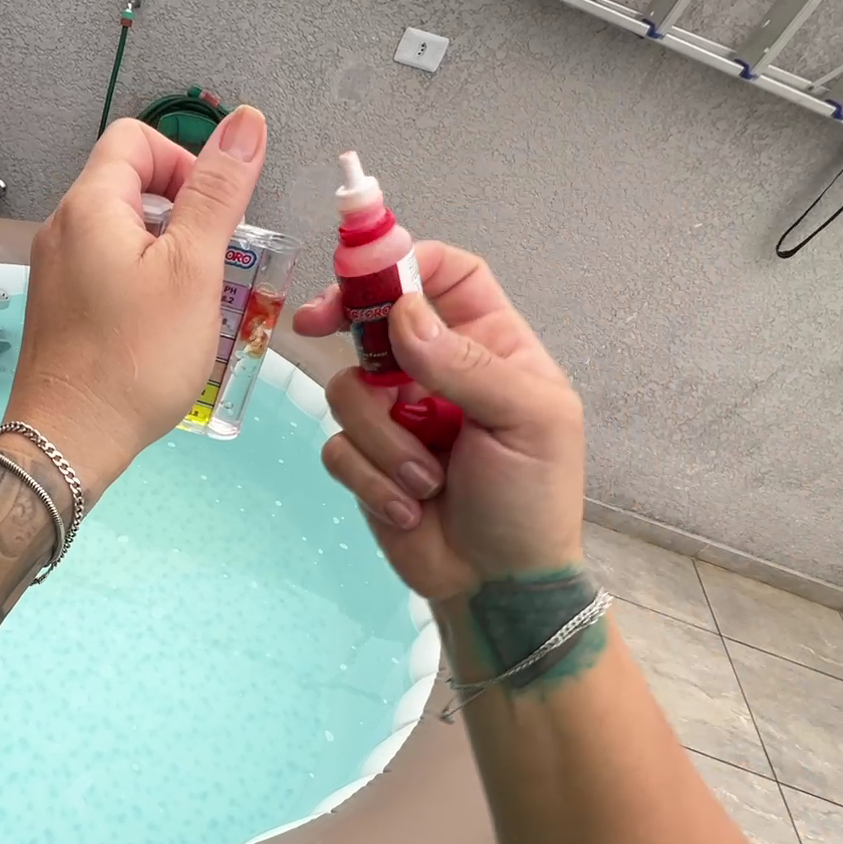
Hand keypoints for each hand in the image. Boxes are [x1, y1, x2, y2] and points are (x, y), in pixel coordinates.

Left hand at [3, 109, 268, 499]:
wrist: (69, 442)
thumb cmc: (135, 359)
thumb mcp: (192, 270)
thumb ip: (217, 193)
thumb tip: (245, 123)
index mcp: (88, 206)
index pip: (136, 140)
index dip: (184, 160)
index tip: (213, 213)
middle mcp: (60, 232)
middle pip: (128, 190)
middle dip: (181, 217)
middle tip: (212, 267)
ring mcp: (53, 276)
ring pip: (119, 239)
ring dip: (165, 258)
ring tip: (192, 306)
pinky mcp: (56, 314)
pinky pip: (104, 278)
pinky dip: (139, 288)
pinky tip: (158, 331)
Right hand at [292, 243, 584, 605]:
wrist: (496, 580)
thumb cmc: (531, 496)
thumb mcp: (527, 421)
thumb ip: (468, 364)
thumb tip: (402, 315)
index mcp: (487, 345)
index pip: (444, 276)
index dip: (402, 263)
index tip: (359, 276)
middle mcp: (432, 372)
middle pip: (373, 322)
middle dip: (340, 322)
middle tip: (311, 324)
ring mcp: (392, 416)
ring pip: (346, 392)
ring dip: (384, 444)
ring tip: (427, 484)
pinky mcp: (364, 460)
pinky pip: (337, 448)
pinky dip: (370, 480)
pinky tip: (407, 509)